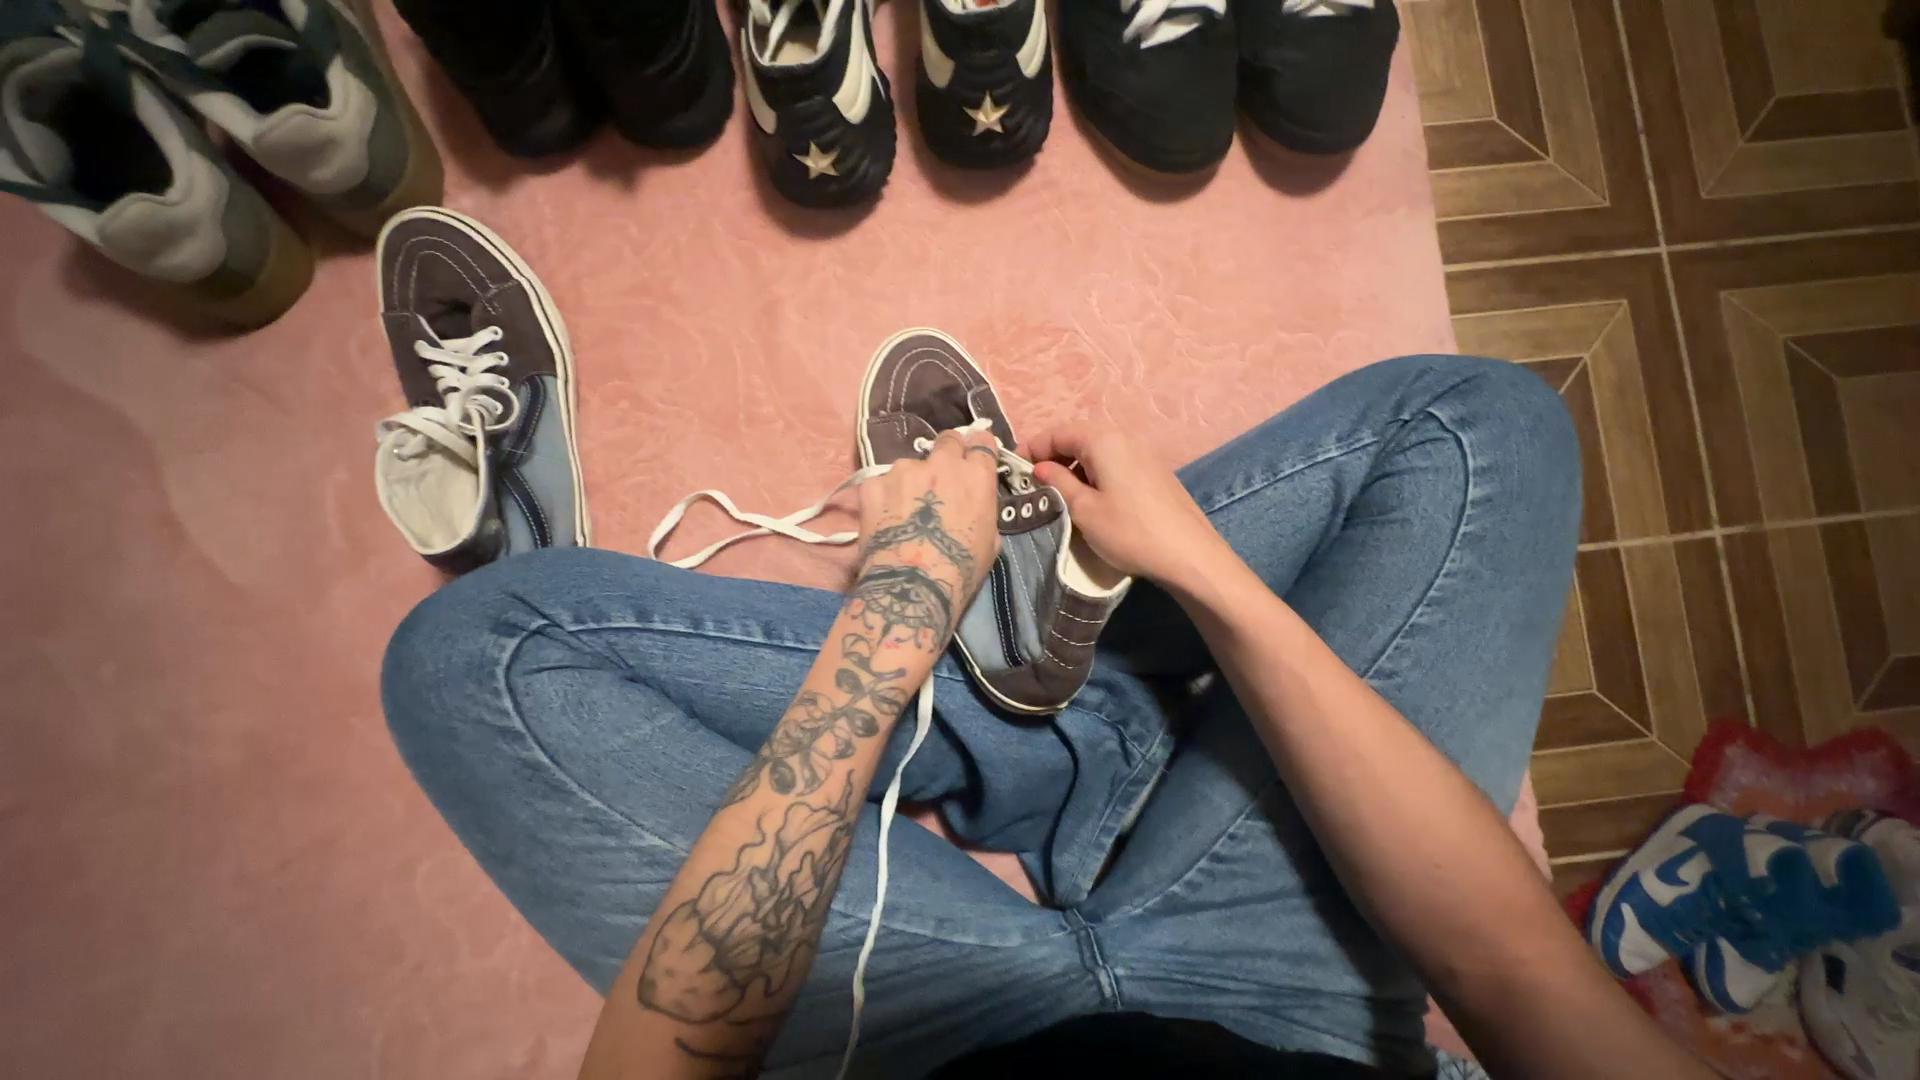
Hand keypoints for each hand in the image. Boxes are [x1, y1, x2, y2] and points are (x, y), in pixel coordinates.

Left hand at [853, 427, 1001, 645]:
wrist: (911, 586)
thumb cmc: (960, 569)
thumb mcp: (990, 540)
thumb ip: (981, 510)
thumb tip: (971, 506)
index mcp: (976, 475)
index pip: (981, 441)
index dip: (977, 450)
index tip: (972, 460)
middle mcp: (941, 462)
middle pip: (947, 440)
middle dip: (946, 454)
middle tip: (940, 481)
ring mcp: (903, 470)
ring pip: (910, 465)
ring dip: (911, 481)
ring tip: (905, 512)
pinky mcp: (873, 484)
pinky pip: (881, 484)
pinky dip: (884, 498)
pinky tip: (884, 521)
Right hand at [1024, 424, 1230, 592]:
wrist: (1188, 555)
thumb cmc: (1129, 531)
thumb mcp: (1083, 509)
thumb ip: (1057, 483)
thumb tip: (1040, 468)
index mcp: (1102, 441)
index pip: (1057, 432)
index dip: (1032, 448)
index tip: (1014, 470)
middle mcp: (1123, 438)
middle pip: (1077, 438)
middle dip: (1051, 457)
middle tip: (1031, 483)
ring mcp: (1142, 455)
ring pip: (1096, 452)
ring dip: (1072, 467)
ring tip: (1056, 494)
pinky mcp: (1152, 474)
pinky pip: (1113, 464)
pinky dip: (1093, 475)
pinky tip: (1088, 500)